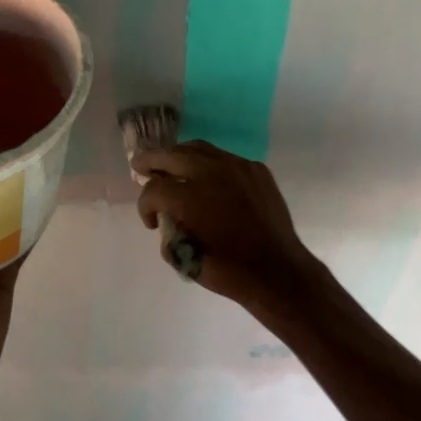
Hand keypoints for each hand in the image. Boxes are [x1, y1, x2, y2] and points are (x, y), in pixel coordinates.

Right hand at [134, 140, 323, 313]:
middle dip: (151, 162)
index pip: (154, 189)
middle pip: (171, 155)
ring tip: (172, 166)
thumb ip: (170, 233)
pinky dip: (210, 165)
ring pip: (199, 148)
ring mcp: (237, 166)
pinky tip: (210, 180)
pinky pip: (225, 159)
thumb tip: (169, 220)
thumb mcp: (186, 259)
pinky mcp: (256, 169)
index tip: (151, 220)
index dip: (145, 205)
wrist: (279, 271)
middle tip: (141, 167)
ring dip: (180, 156)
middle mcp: (211, 172)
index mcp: (190, 197)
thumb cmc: (230, 271)